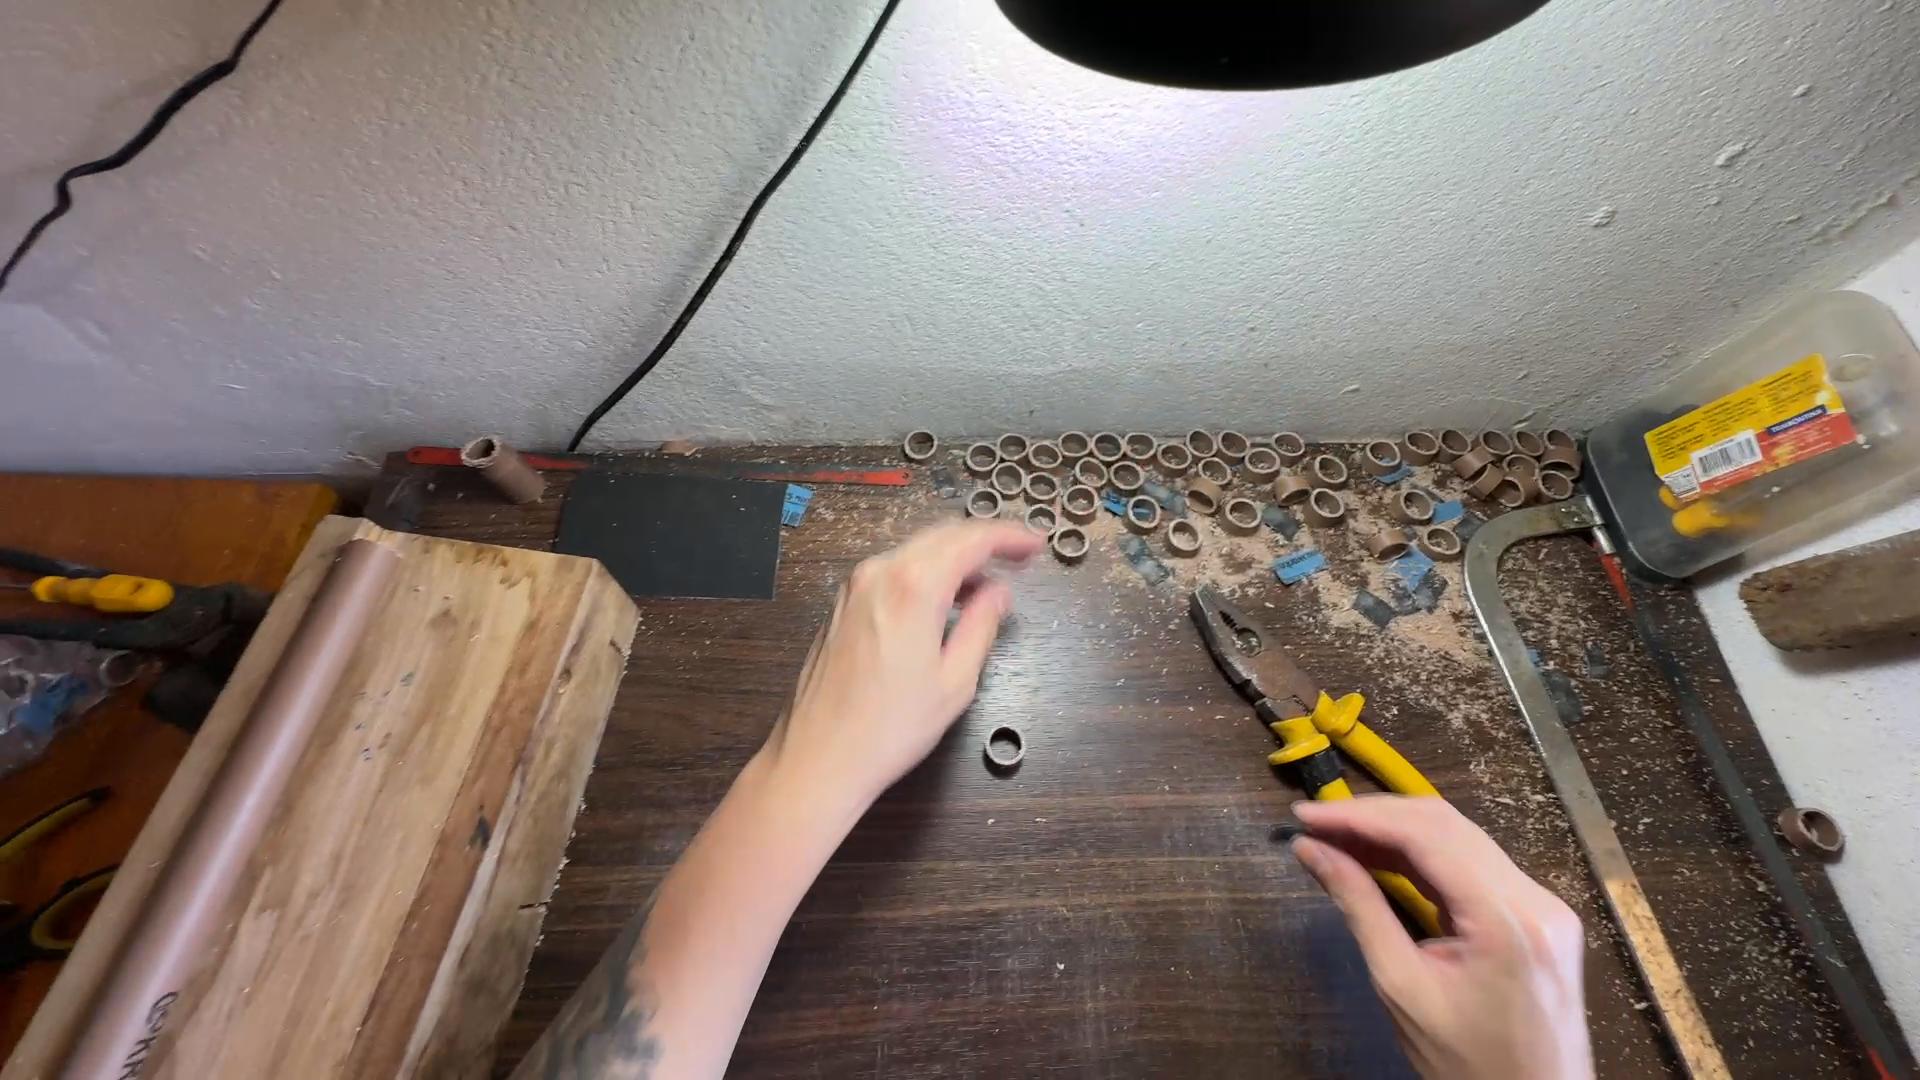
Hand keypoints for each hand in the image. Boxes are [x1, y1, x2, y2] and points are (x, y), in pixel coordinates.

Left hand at [762, 520, 1042, 806]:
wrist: (818, 757)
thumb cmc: (890, 728)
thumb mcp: (954, 681)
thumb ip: (982, 626)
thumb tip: (999, 593)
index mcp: (913, 586)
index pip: (971, 540)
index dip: (1009, 536)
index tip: (1036, 544)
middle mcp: (880, 572)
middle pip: (942, 536)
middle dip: (983, 543)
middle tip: (1018, 560)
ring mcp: (855, 585)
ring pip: (916, 551)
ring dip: (953, 559)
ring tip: (985, 587)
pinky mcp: (842, 603)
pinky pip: (893, 571)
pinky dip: (925, 574)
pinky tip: (942, 602)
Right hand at [1289, 797, 1593, 1079]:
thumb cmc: (1466, 1062)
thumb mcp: (1400, 984)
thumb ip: (1357, 905)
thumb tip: (1308, 848)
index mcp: (1508, 921)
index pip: (1425, 835)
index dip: (1358, 815)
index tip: (1304, 815)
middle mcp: (1534, 899)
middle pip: (1442, 824)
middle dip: (1371, 815)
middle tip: (1314, 821)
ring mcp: (1541, 903)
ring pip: (1454, 833)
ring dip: (1391, 827)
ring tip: (1336, 834)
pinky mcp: (1535, 911)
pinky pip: (1467, 858)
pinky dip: (1416, 850)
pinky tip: (1376, 853)